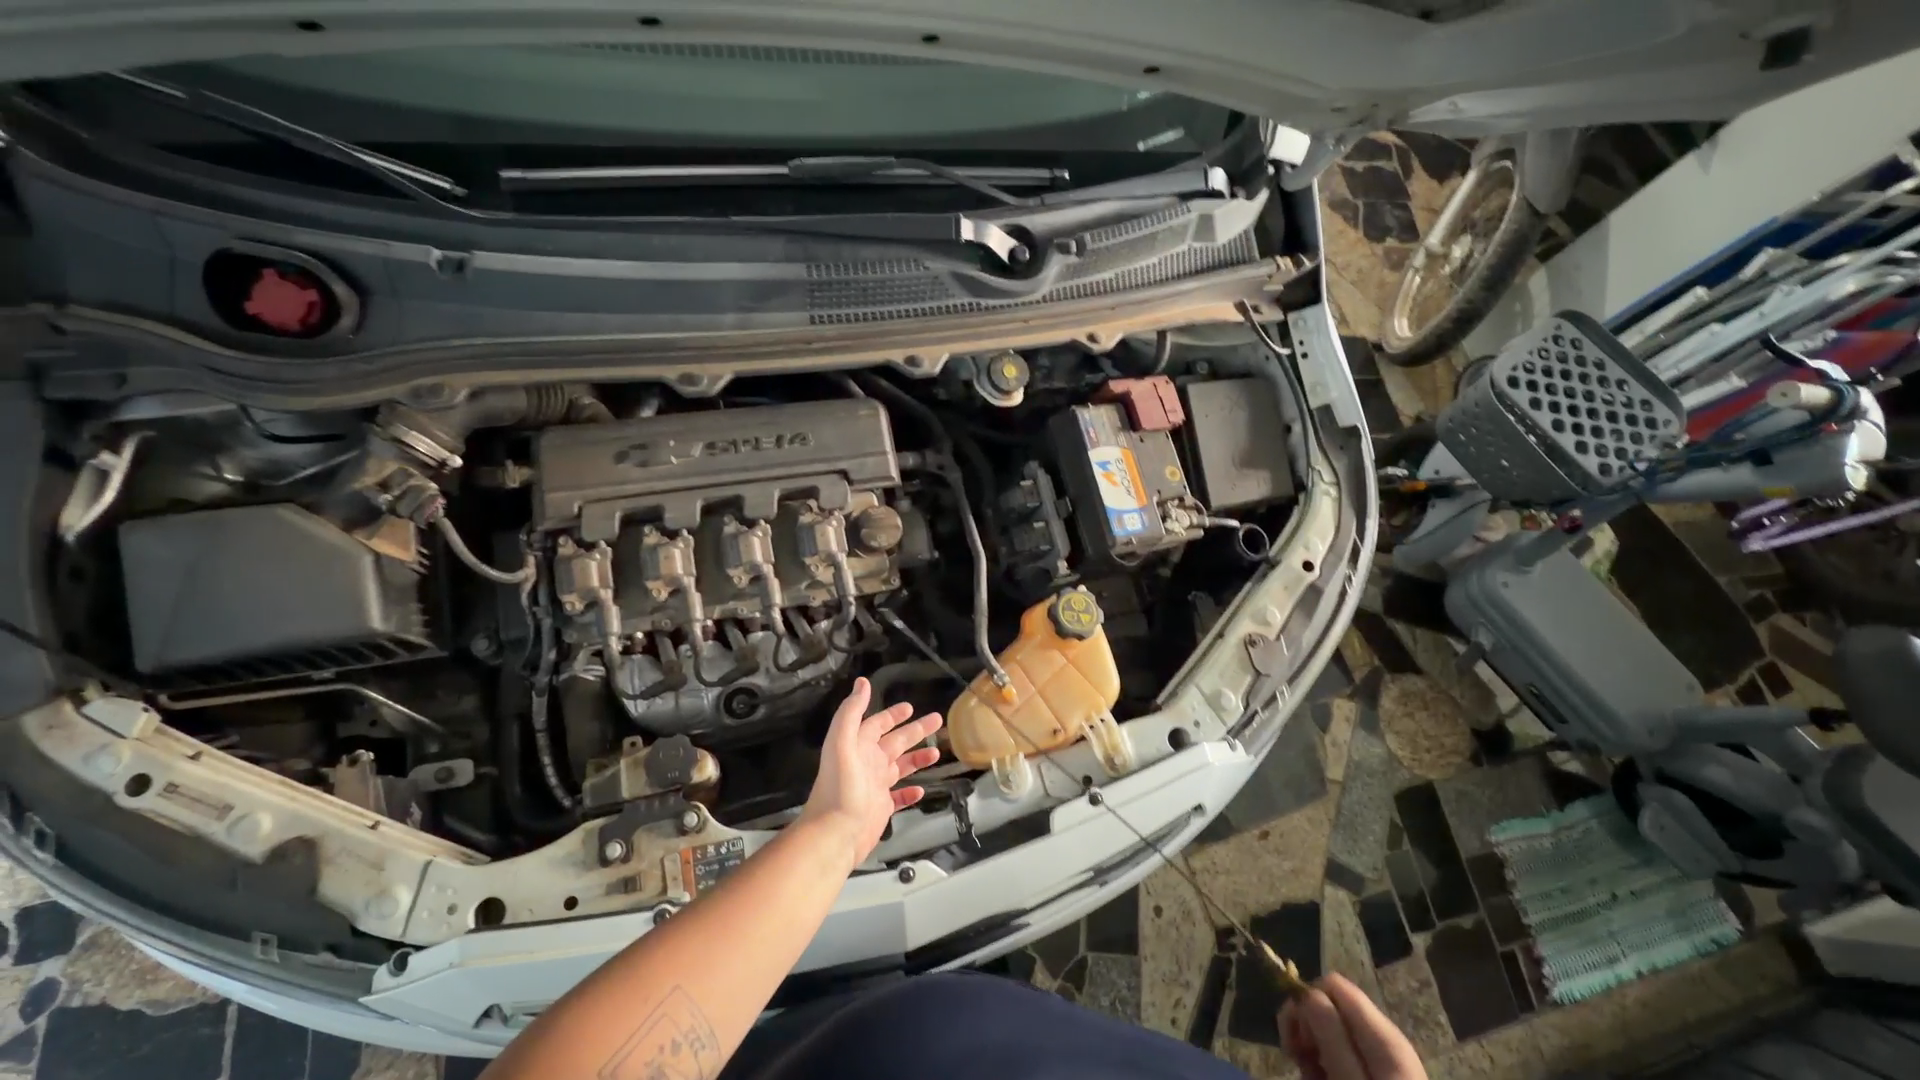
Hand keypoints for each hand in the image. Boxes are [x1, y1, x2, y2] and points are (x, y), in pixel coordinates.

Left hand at [797, 678, 943, 865]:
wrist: (834, 834)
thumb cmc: (840, 788)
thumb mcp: (842, 744)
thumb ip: (851, 713)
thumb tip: (862, 682)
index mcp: (857, 746)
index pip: (876, 724)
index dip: (892, 715)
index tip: (910, 707)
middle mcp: (867, 763)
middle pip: (895, 742)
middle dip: (915, 731)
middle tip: (938, 720)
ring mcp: (874, 787)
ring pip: (901, 768)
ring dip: (918, 759)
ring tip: (937, 752)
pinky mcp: (881, 809)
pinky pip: (899, 797)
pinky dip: (910, 793)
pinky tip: (922, 790)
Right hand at [1282, 974, 1425, 1079]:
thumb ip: (1331, 1037)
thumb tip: (1307, 994)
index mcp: (1382, 1036)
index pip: (1333, 985)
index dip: (1306, 1004)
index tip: (1297, 1042)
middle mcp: (1383, 1039)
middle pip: (1330, 1005)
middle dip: (1306, 1030)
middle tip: (1298, 1063)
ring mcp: (1381, 1058)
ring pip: (1331, 1032)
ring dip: (1312, 1052)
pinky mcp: (1378, 1075)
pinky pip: (1341, 1055)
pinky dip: (1324, 1067)